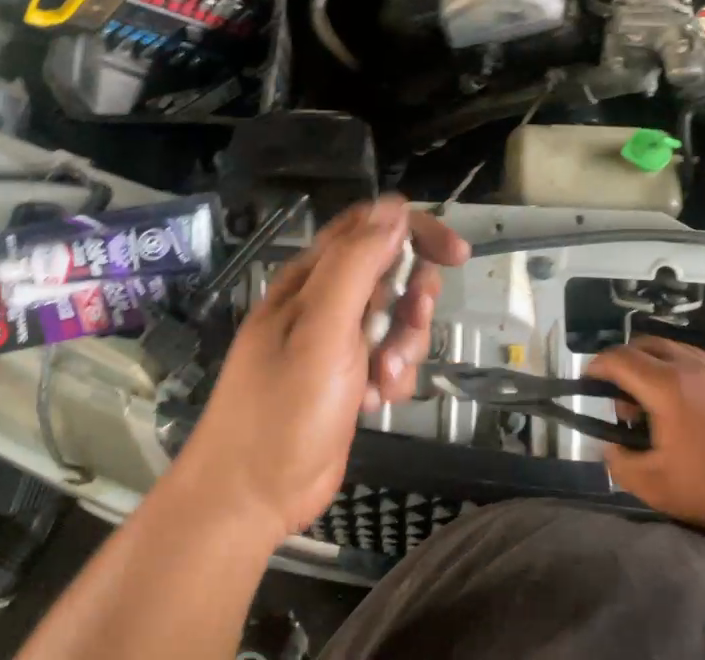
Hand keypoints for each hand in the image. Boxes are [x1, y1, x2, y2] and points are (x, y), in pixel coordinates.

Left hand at [165, 196, 469, 538]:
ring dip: (405, 344)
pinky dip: (393, 377)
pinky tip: (376, 402)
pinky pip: (389, 361)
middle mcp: (323, 303)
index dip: (413, 230)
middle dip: (413, 296)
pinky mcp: (346, 381)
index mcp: (309, 280)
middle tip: (415, 320)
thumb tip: (393, 209)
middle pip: (390, 273)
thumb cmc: (281, 410)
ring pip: (395, 320)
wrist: (250, 496)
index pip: (367, 227)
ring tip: (386, 376)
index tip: (453, 254)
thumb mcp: (321, 330)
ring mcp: (335, 344)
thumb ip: (356, 265)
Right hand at [588, 337, 704, 542]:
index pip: (619, 358)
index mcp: (667, 385)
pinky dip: (680, 374)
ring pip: (674, 351)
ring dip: (653, 368)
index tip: (585, 382)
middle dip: (624, 363)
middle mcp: (692, 365)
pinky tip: (689, 413)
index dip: (596, 366)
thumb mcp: (658, 487)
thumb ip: (621, 463)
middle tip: (620, 401)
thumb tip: (610, 446)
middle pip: (646, 344)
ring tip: (655, 409)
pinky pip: (698, 364)